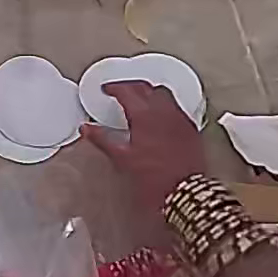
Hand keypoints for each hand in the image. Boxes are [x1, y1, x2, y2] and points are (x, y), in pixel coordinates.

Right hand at [82, 81, 208, 219]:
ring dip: (148, 92)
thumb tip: (88, 129)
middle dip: (130, 86)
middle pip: (145, 87)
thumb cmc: (155, 177)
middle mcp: (164, 111)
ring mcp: (179, 118)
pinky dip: (163, 104)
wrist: (184, 190)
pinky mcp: (190, 127)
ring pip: (163, 93)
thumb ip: (103, 139)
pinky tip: (157, 115)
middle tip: (119, 91)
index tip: (107, 89)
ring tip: (138, 99)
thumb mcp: (122, 158)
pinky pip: (175, 106)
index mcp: (144, 114)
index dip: (114, 87)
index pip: (127, 90)